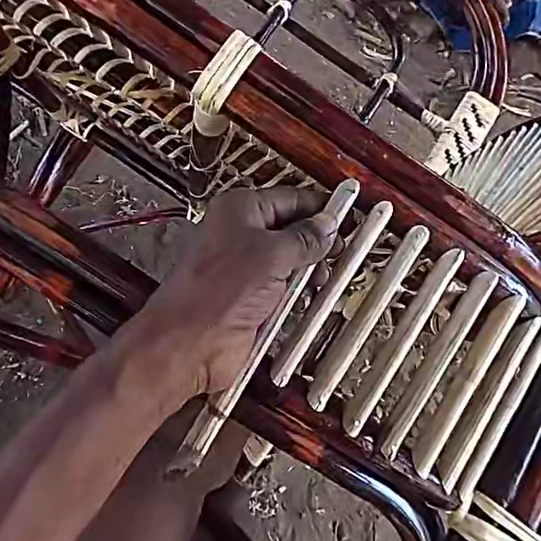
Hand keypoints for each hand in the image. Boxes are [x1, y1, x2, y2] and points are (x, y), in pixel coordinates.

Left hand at [111, 187, 331, 421]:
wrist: (190, 342)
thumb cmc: (215, 292)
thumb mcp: (271, 254)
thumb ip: (304, 238)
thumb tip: (327, 226)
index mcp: (240, 211)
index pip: (290, 199)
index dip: (321, 208)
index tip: (350, 215)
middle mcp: (240, 236)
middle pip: (293, 232)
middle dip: (319, 244)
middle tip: (344, 253)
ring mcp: (246, 270)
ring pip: (291, 264)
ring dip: (311, 273)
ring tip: (327, 279)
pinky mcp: (251, 300)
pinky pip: (285, 292)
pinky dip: (300, 296)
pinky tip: (313, 300)